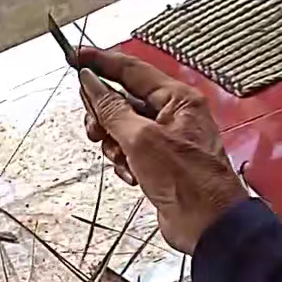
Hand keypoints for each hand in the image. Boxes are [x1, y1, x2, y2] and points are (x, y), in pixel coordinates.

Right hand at [76, 46, 250, 252]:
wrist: (206, 224)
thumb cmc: (189, 182)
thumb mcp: (141, 139)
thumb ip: (112, 108)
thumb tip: (91, 83)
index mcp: (177, 99)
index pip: (131, 70)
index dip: (100, 62)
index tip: (76, 57)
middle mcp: (173, 115)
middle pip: (122, 101)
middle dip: (103, 115)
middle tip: (95, 128)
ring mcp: (164, 139)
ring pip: (120, 128)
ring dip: (112, 144)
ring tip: (120, 158)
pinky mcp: (157, 161)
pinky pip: (126, 151)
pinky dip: (122, 162)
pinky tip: (132, 174)